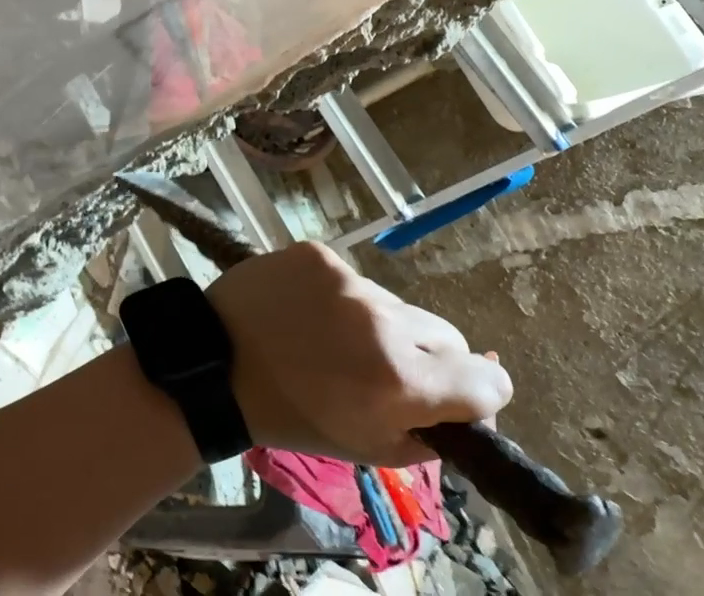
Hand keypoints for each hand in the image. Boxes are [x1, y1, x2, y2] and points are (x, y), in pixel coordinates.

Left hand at [205, 241, 511, 466]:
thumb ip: (430, 435)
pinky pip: (352, 279)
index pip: (491, 382)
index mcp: (404, 381)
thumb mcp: (367, 447)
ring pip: (396, 305)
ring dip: (380, 324)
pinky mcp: (317, 255)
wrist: (212, 364)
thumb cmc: (289, 415)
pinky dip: (340, 297)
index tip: (450, 399)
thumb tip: (472, 415)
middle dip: (429, 358)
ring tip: (330, 339)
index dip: (475, 396)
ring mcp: (348, 281)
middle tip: (381, 369)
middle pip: (448, 337)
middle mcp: (385, 323)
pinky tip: (306, 312)